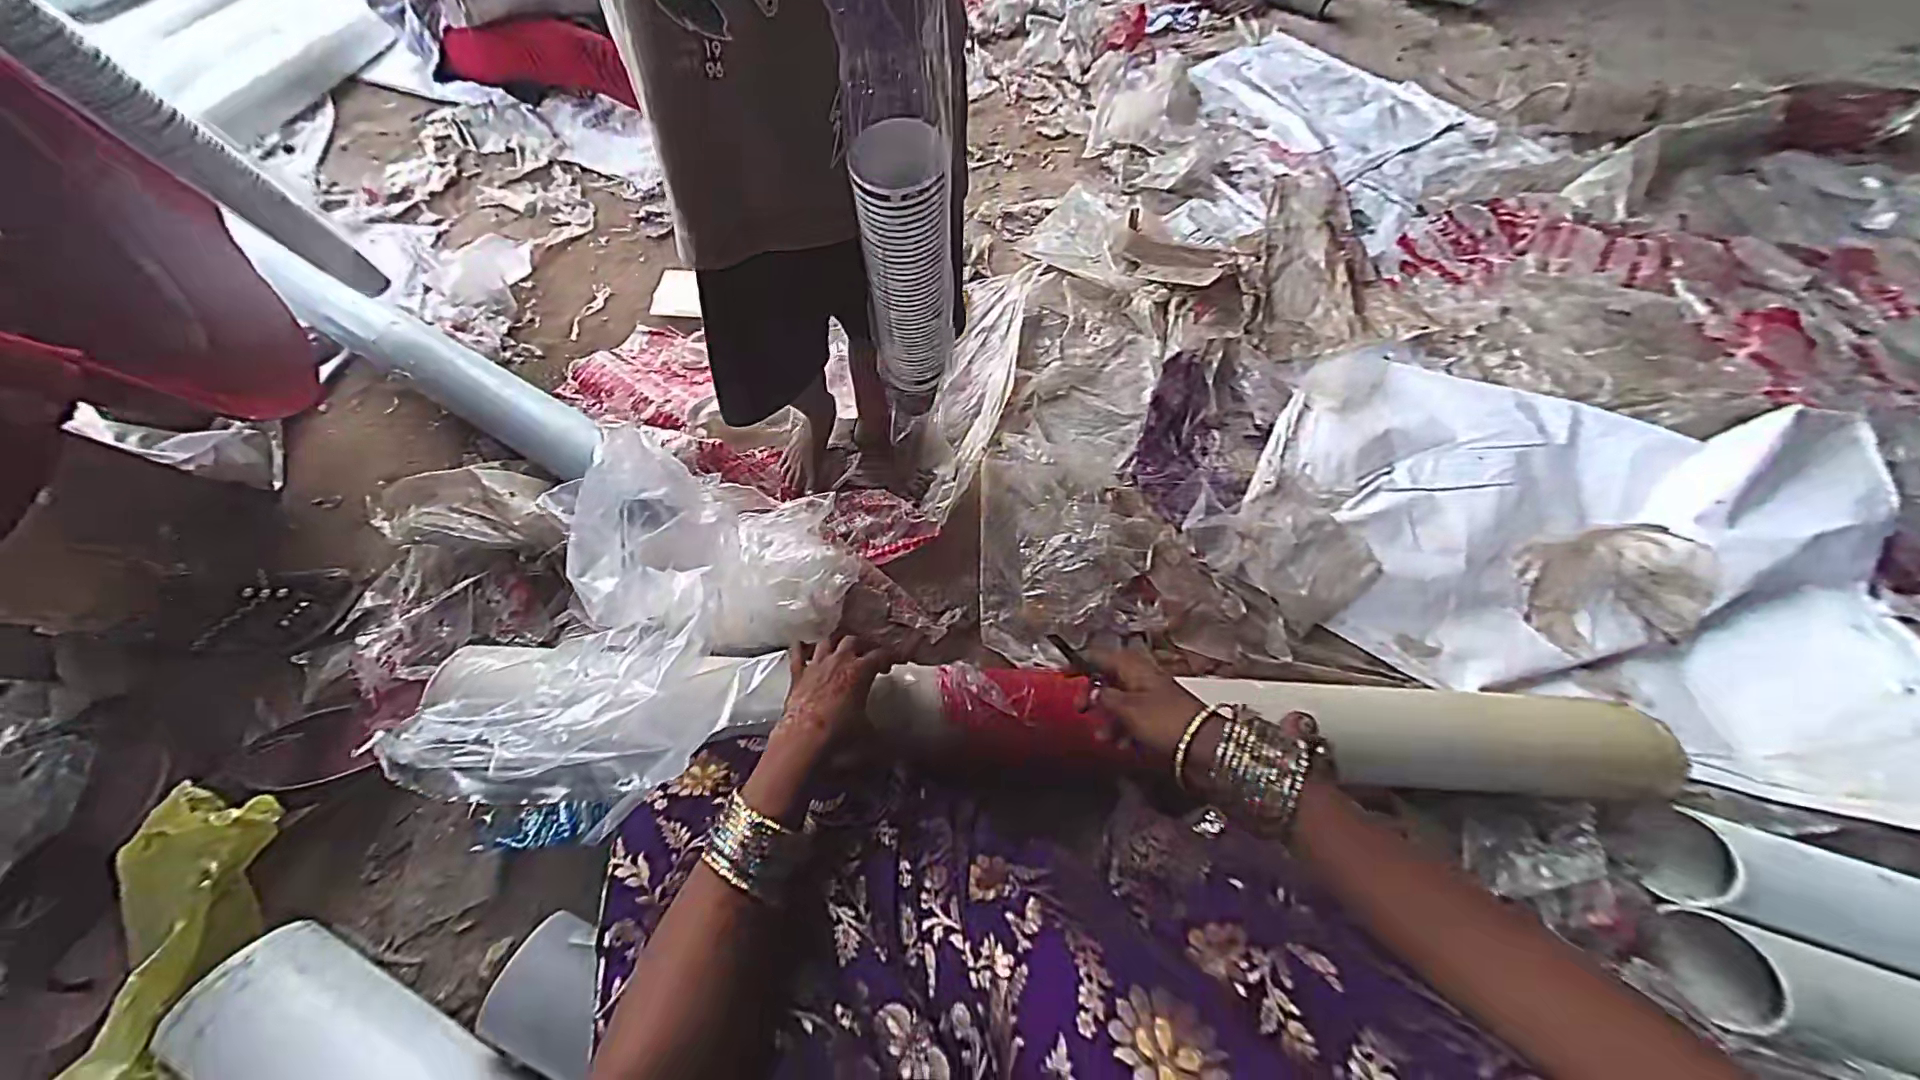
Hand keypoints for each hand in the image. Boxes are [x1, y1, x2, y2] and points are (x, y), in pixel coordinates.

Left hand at [774, 636, 898, 752]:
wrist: (805, 736)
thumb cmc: (838, 731)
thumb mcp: (867, 728)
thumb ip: (875, 722)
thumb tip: (880, 731)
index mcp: (860, 670)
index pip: (880, 654)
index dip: (888, 657)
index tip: (888, 664)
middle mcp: (839, 660)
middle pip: (853, 640)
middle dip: (862, 645)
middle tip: (866, 654)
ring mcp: (817, 664)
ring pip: (827, 641)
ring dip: (835, 643)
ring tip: (839, 648)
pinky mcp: (798, 674)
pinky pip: (796, 653)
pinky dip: (800, 648)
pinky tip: (801, 646)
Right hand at [1086, 642, 1207, 762]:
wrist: (1202, 745)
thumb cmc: (1162, 721)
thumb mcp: (1126, 708)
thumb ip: (1103, 697)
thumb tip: (1091, 690)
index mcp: (1132, 666)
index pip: (1099, 656)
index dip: (1079, 663)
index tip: (1063, 675)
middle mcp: (1140, 676)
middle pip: (1107, 679)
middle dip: (1093, 697)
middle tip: (1080, 711)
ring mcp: (1150, 695)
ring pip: (1119, 701)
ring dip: (1108, 718)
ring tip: (1104, 737)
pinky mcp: (1158, 715)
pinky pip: (1132, 717)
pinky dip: (1123, 728)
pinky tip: (1122, 744)